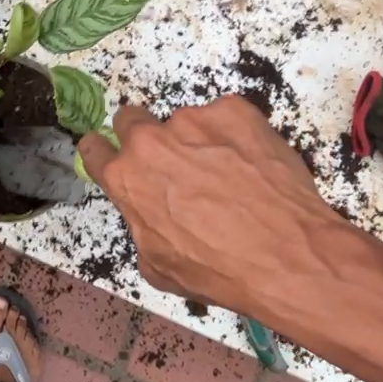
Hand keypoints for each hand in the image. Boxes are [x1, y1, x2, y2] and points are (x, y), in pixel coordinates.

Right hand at [78, 96, 356, 315]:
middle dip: (144, 137)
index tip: (113, 157)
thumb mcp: (159, 265)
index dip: (102, 153)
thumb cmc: (219, 271)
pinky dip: (235, 136)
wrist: (289, 256)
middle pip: (129, 119)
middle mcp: (149, 141)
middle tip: (173, 164)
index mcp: (124, 178)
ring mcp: (192, 120)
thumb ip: (141, 225)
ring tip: (231, 175)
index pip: (93, 148)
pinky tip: (253, 165)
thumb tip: (151, 214)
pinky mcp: (234, 110)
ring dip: (198, 142)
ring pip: (185, 124)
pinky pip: (226, 117)